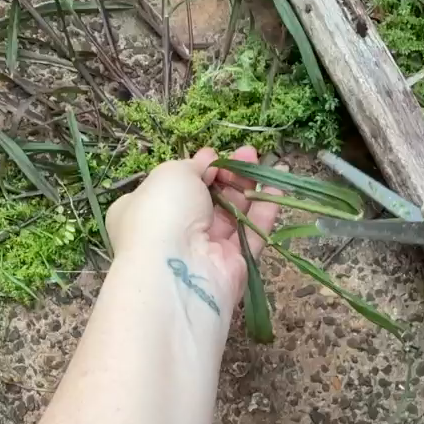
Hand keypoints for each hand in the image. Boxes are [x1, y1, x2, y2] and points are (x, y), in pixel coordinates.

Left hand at [104, 145, 281, 311]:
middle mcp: (172, 234)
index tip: (214, 155)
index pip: (175, 187)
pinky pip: (250, 235)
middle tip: (250, 154)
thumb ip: (194, 165)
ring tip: (269, 165)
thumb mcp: (171, 174)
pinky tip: (277, 189)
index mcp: (145, 211)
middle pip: (207, 200)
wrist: (176, 269)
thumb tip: (208, 160)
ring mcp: (203, 252)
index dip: (197, 169)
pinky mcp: (231, 266)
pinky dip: (264, 212)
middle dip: (228, 175)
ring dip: (249, 189)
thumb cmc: (162, 214)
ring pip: (231, 216)